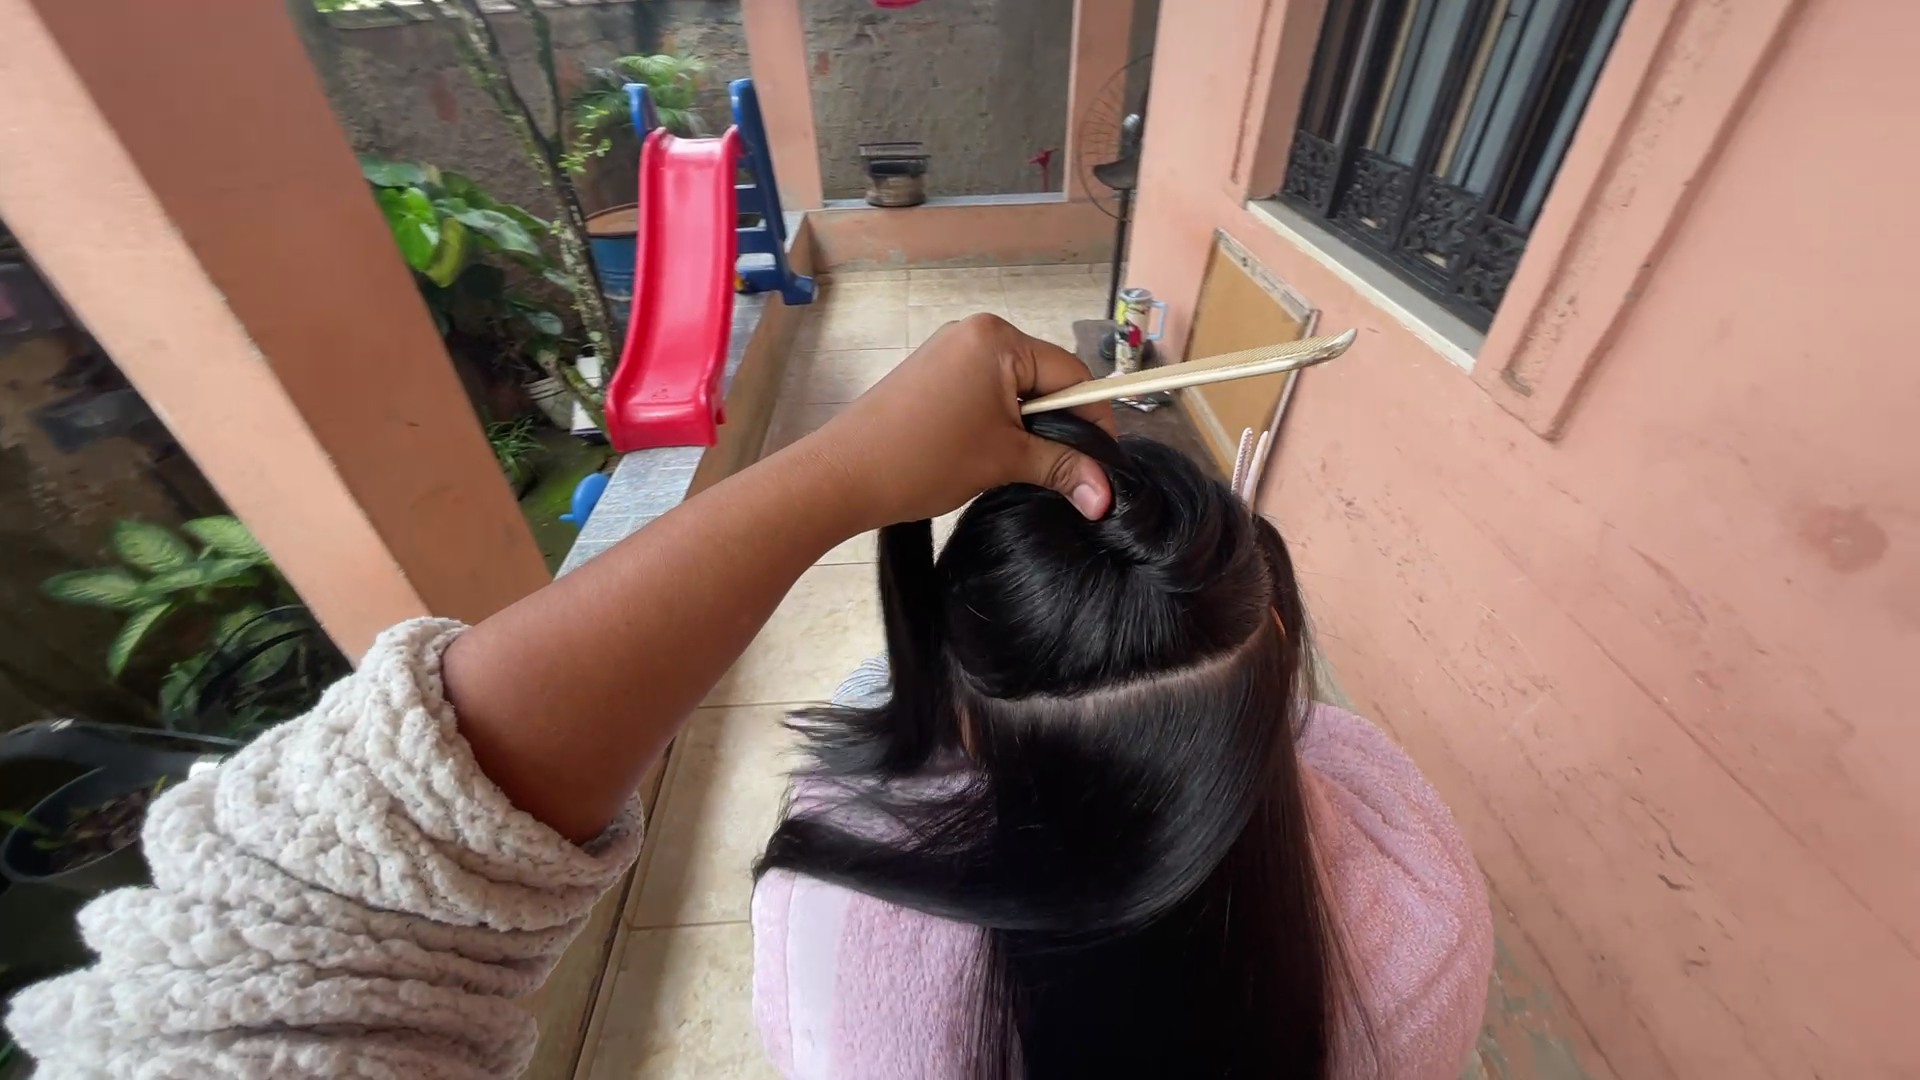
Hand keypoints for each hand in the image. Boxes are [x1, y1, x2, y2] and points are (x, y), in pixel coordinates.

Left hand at [800, 314, 1116, 527]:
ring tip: (1019, 464)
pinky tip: (987, 452)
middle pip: (1043, 377)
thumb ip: (1062, 468)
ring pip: (1012, 387)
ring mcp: (947, 350)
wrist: (841, 475)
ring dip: (1025, 425)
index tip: (1102, 462)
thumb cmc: (926, 460)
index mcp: (999, 339)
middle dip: (1056, 424)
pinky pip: (982, 390)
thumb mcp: (1004, 461)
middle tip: (1061, 470)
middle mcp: (975, 332)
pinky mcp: (929, 373)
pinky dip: (996, 420)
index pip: (1071, 374)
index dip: (1094, 419)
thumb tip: (1107, 496)